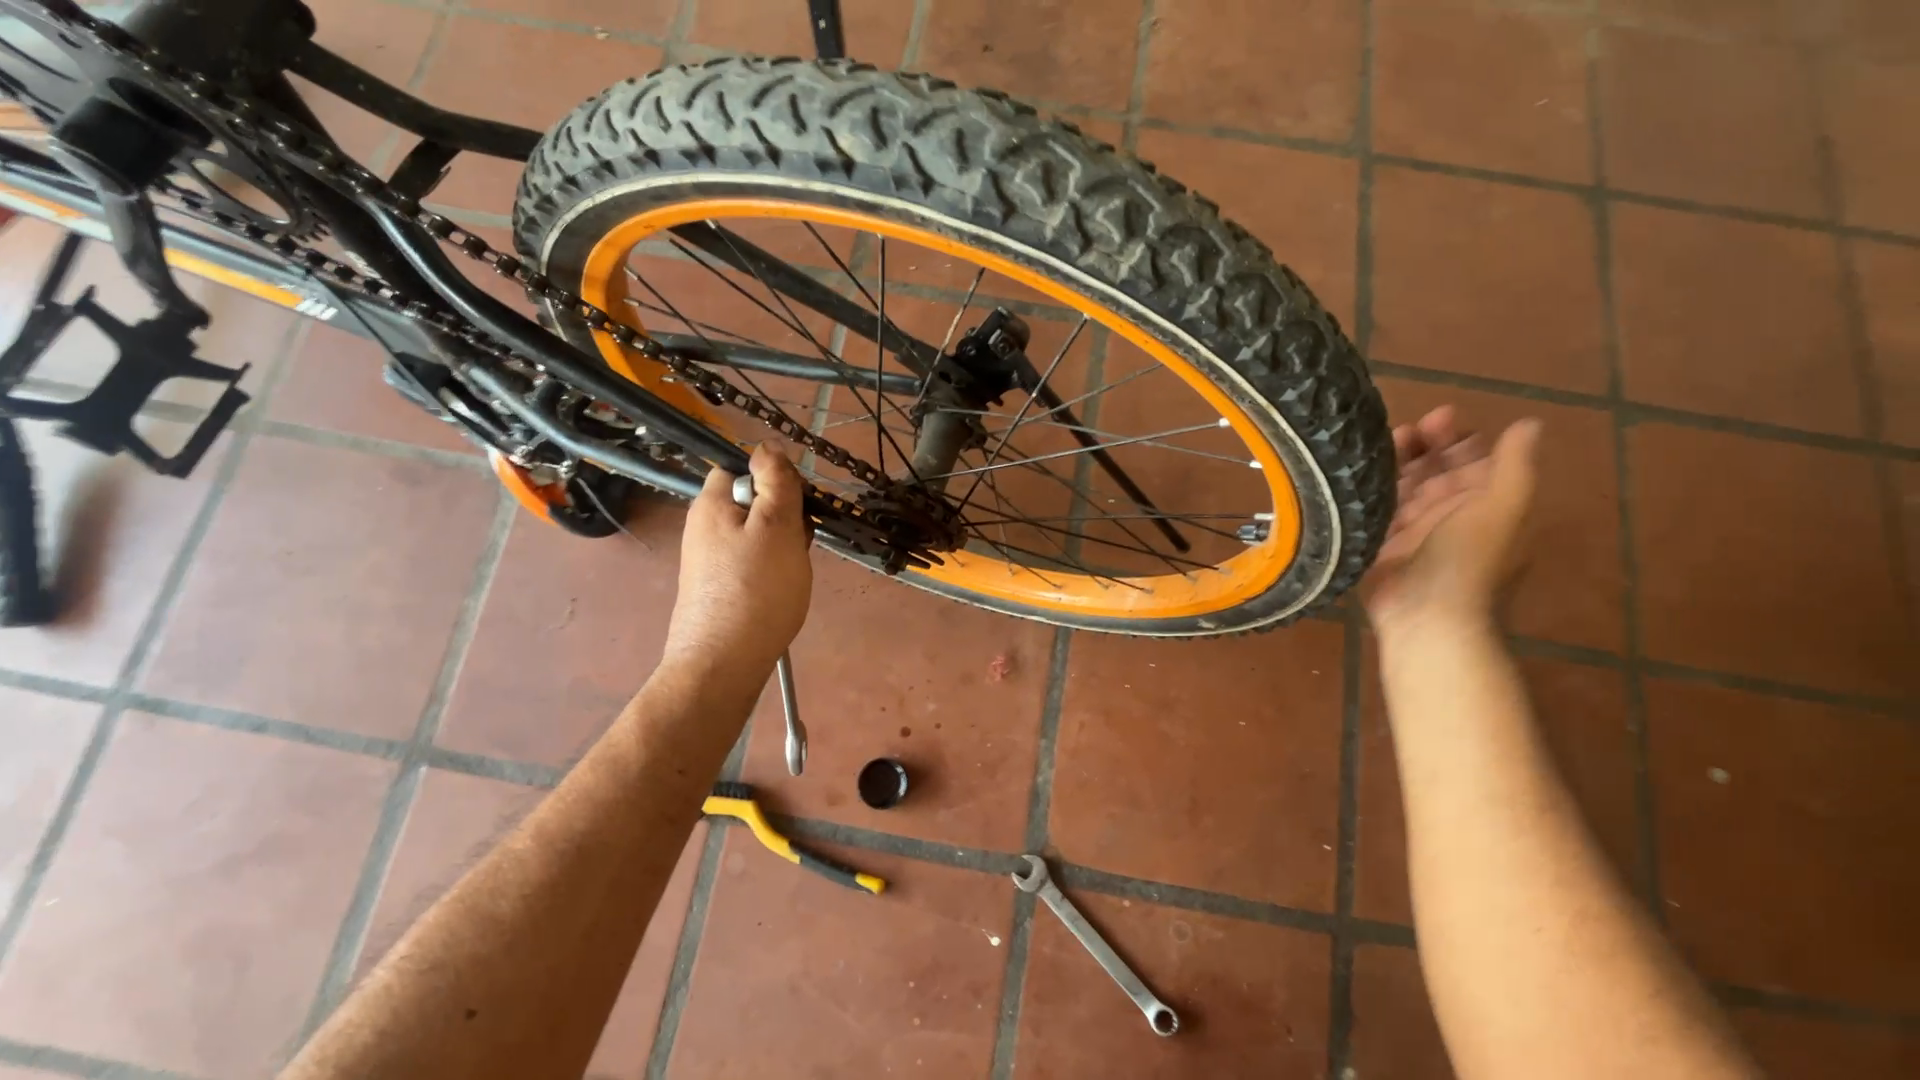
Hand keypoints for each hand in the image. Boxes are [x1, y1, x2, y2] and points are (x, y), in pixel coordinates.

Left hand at [662, 444, 814, 679]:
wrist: (723, 663)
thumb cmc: (756, 589)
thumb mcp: (777, 525)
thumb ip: (777, 481)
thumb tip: (768, 446)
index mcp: (711, 503)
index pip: (743, 469)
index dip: (774, 480)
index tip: (794, 507)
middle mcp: (703, 527)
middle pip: (753, 503)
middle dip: (783, 518)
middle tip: (796, 545)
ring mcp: (709, 561)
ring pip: (758, 537)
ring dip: (782, 548)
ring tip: (791, 574)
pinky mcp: (717, 589)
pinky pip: (751, 565)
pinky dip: (771, 573)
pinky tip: (780, 594)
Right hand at [1363, 406, 1541, 635]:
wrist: (1426, 617)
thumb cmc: (1469, 561)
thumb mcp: (1503, 509)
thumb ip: (1514, 466)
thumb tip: (1529, 423)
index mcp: (1486, 502)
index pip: (1472, 457)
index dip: (1458, 436)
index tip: (1437, 419)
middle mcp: (1451, 512)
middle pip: (1435, 466)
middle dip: (1423, 443)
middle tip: (1405, 430)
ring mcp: (1414, 527)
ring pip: (1403, 482)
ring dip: (1394, 460)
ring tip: (1378, 444)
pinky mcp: (1380, 541)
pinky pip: (1374, 504)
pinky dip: (1368, 485)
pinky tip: (1356, 470)